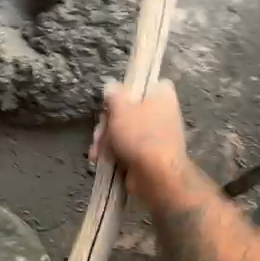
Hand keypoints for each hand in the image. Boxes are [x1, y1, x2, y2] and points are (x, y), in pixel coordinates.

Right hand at [91, 80, 188, 196]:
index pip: (148, 84)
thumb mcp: (121, 108)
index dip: (129, 90)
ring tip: (97, 152)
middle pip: (128, 110)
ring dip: (106, 140)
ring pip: (123, 131)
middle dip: (108, 123)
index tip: (113, 101)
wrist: (156, 176)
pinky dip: (112, 153)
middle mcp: (162, 113)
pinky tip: (99, 160)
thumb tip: (112, 86)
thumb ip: (114, 94)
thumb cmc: (140, 136)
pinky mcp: (147, 155)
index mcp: (162, 96)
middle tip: (100, 133)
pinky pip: (126, 148)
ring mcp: (155, 136)